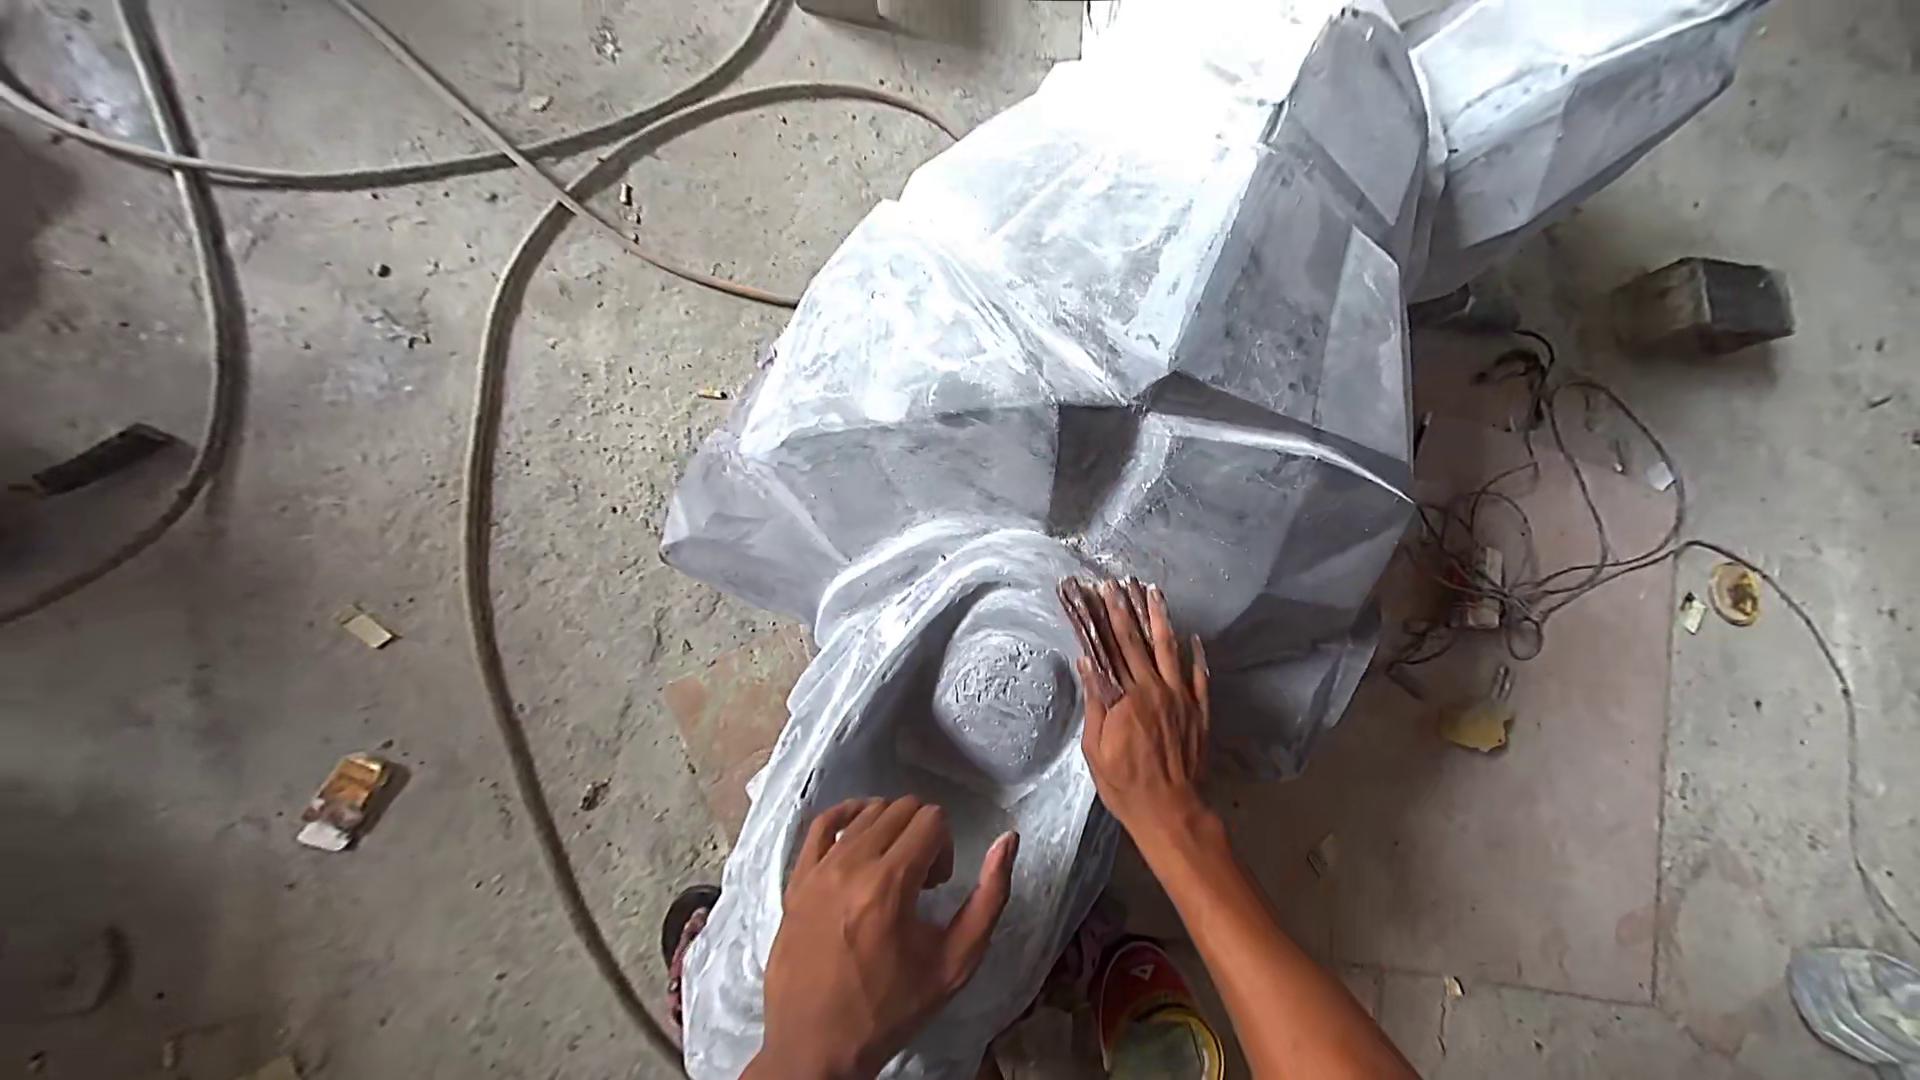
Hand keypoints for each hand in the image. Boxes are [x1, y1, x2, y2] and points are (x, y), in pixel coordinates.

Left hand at [756, 797, 1018, 1079]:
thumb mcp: (954, 963)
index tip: (938, 884)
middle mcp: (852, 863)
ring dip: (892, 828)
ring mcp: (819, 867)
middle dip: (923, 834)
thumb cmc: (889, 1009)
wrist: (814, 1048)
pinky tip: (861, 835)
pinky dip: (848, 816)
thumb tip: (1007, 840)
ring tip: (892, 870)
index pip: (932, 819)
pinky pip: (824, 821)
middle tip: (920, 879)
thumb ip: (990, 898)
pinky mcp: (798, 876)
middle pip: (902, 808)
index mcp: (890, 883)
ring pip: (868, 810)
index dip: (946, 846)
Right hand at [1067, 578, 1210, 842]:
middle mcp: (1154, 689)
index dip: (1104, 618)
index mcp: (1126, 697)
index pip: (1112, 647)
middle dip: (1126, 609)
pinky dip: (1196, 656)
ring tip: (1154, 593)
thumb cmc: (1124, 782)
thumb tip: (1088, 661)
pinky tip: (1193, 637)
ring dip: (1160, 619)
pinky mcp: (1199, 711)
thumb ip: (1096, 701)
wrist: (1171, 810)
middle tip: (1119, 583)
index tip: (1098, 593)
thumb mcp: (1095, 746)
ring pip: (1169, 649)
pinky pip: (1199, 677)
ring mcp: (1180, 698)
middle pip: (1138, 641)